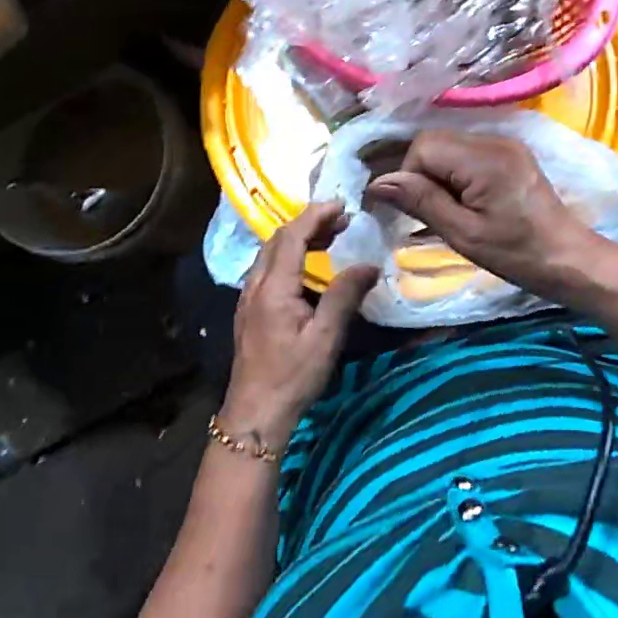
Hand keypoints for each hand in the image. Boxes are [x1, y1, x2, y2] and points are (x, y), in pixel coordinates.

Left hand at [223, 202, 378, 448]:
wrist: (255, 412)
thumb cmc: (293, 376)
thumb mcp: (325, 338)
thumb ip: (344, 296)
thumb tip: (369, 264)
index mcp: (273, 288)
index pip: (292, 237)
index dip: (316, 215)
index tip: (342, 205)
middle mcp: (255, 285)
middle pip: (278, 240)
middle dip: (309, 223)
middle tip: (342, 221)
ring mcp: (248, 297)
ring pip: (270, 254)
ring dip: (298, 239)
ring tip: (330, 239)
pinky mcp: (249, 310)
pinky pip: (267, 269)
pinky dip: (289, 257)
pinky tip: (307, 269)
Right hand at [364, 130, 608, 298]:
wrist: (568, 259)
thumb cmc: (516, 254)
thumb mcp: (463, 234)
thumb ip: (421, 202)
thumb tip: (378, 184)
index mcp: (484, 159)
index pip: (423, 147)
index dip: (411, 176)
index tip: (420, 211)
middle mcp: (494, 140)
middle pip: (434, 142)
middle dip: (423, 175)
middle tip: (435, 213)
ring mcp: (504, 144)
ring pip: (448, 146)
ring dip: (438, 176)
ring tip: (452, 210)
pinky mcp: (509, 154)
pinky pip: (466, 153)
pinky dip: (455, 174)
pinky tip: (466, 202)